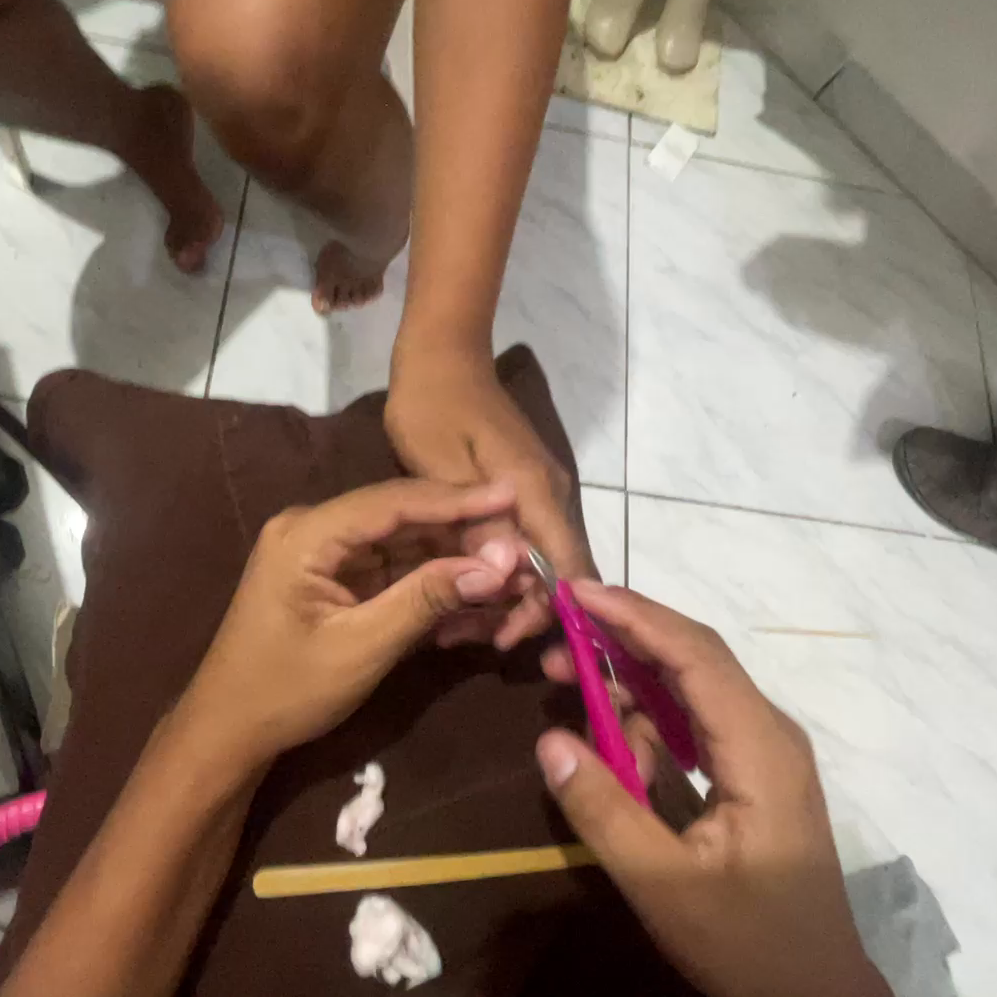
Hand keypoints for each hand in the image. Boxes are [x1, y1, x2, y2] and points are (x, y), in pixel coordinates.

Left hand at [178, 480, 518, 764]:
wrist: (231, 729)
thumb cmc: (287, 690)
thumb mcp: (362, 647)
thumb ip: (427, 598)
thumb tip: (500, 565)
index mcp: (307, 533)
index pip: (393, 501)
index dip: (456, 499)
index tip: (510, 495)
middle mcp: (315, 527)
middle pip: (402, 517)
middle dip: (463, 533)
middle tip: (524, 545)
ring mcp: (325, 550)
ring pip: (403, 542)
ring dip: (453, 558)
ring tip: (511, 570)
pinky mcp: (336, 575)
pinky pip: (392, 567)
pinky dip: (430, 580)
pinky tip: (474, 591)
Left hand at [385, 341, 590, 647]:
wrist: (442, 355)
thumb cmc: (432, 405)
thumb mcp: (441, 466)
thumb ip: (477, 522)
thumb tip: (509, 577)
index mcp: (536, 491)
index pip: (564, 566)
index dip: (545, 610)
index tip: (504, 641)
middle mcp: (549, 495)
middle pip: (554, 569)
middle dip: (517, 611)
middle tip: (465, 638)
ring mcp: (537, 492)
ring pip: (534, 560)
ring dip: (500, 595)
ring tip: (451, 626)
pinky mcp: (519, 492)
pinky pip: (517, 542)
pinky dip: (491, 571)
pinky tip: (453, 591)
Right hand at [535, 583, 892, 996]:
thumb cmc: (747, 943)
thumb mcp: (663, 886)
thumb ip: (603, 811)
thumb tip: (548, 739)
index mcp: (759, 746)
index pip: (693, 653)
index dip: (633, 614)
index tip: (575, 593)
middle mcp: (766, 730)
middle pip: (689, 655)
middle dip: (619, 640)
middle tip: (554, 650)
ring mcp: (759, 746)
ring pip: (685, 684)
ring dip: (627, 683)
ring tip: (573, 699)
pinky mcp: (746, 766)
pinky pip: (687, 719)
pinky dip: (643, 721)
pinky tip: (618, 754)